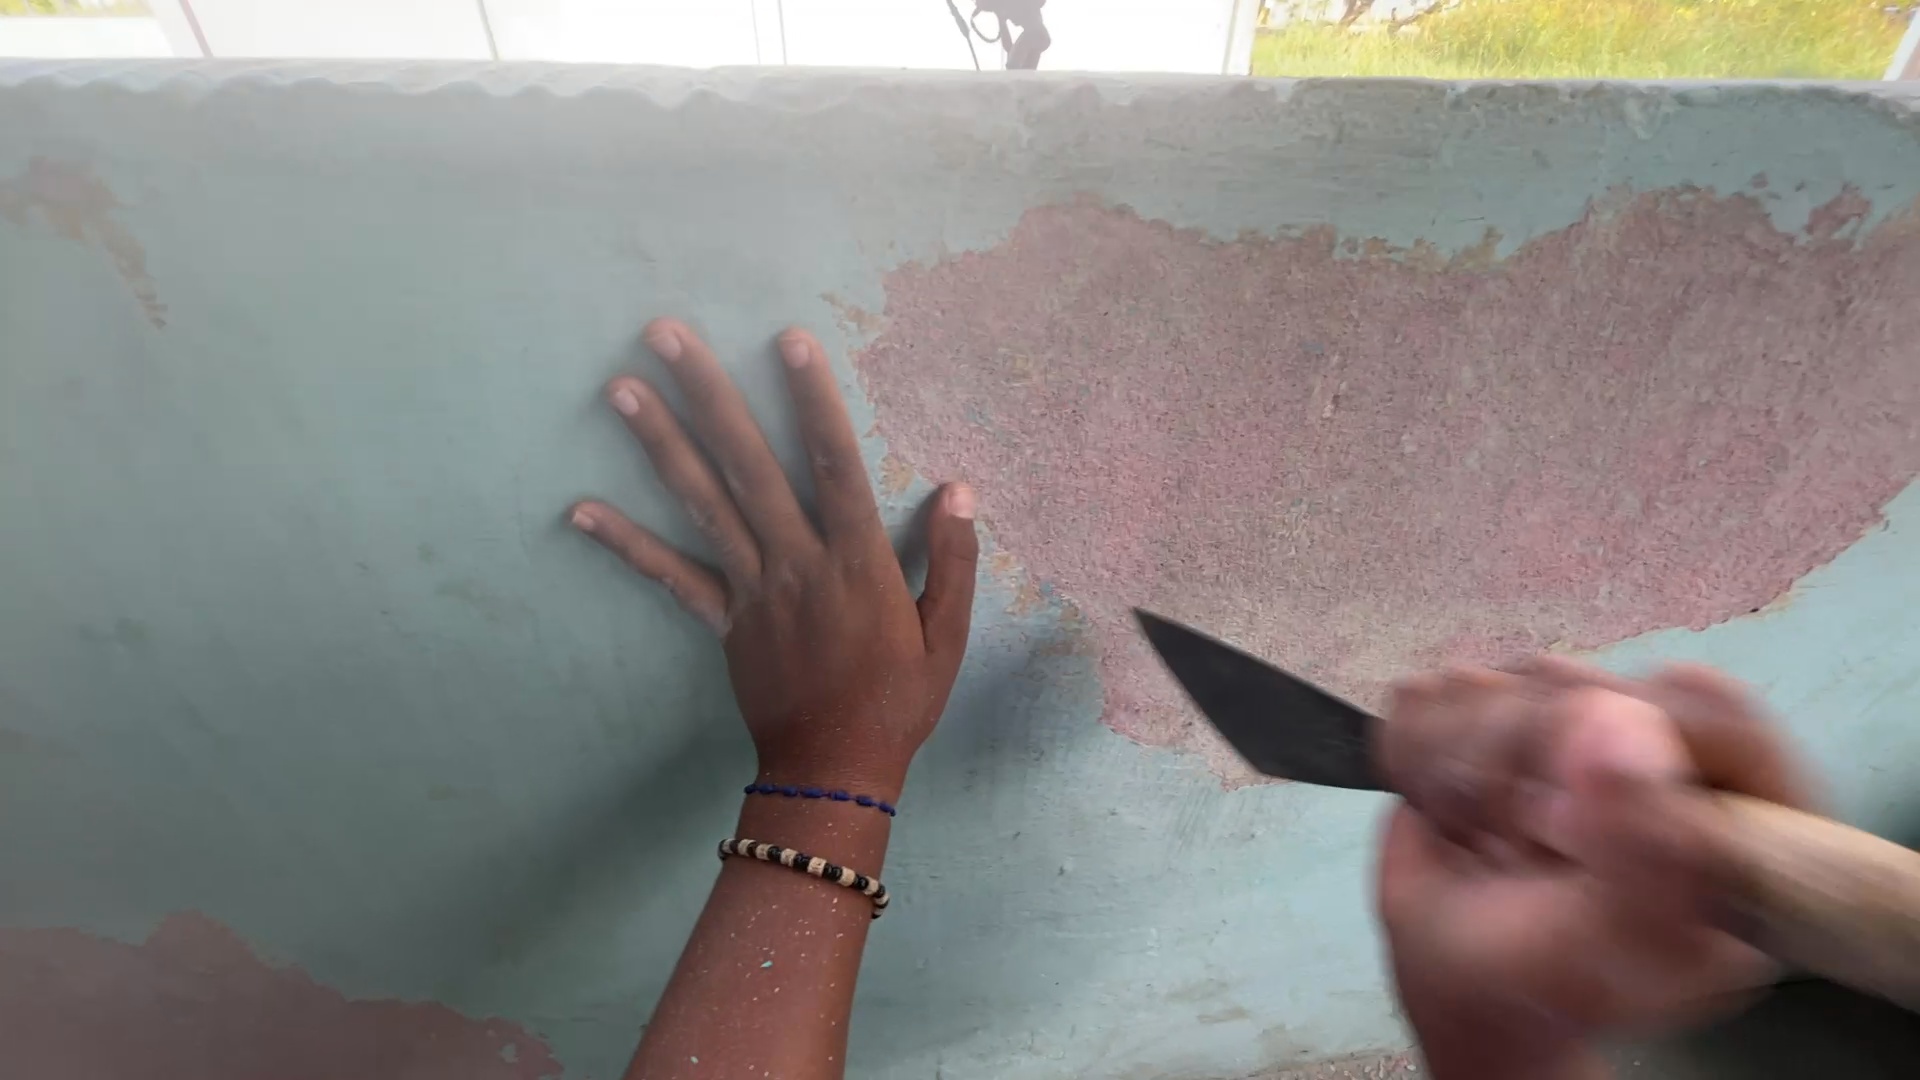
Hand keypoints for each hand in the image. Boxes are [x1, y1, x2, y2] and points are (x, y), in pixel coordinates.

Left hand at [570, 320, 978, 797]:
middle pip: (749, 468)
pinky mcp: (722, 621)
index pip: (838, 466)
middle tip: (666, 333)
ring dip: (661, 445)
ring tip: (621, 388)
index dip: (816, 402)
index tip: (790, 341)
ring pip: (702, 508)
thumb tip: (959, 490)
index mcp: (857, 562)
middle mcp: (797, 563)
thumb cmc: (899, 701)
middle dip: (709, 397)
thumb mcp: (947, 635)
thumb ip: (955, 560)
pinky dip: (626, 544)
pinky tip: (579, 511)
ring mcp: (752, 591)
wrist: (834, 769)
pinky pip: (671, 578)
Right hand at [1374, 659, 1817, 1077]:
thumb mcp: (1611, 944)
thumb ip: (1640, 847)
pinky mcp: (1462, 720)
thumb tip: (1616, 715)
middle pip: (1561, 685)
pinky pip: (1418, 698)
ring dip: (1451, 774)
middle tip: (1513, 847)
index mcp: (1724, 807)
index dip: (1626, 740)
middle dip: (1510, 772)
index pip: (1702, 709)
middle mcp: (1636, 750)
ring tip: (1475, 838)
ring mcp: (1539, 725)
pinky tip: (1438, 810)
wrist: (1446, 973)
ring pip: (1474, 684)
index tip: (1567, 809)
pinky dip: (1409, 759)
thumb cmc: (1541, 980)